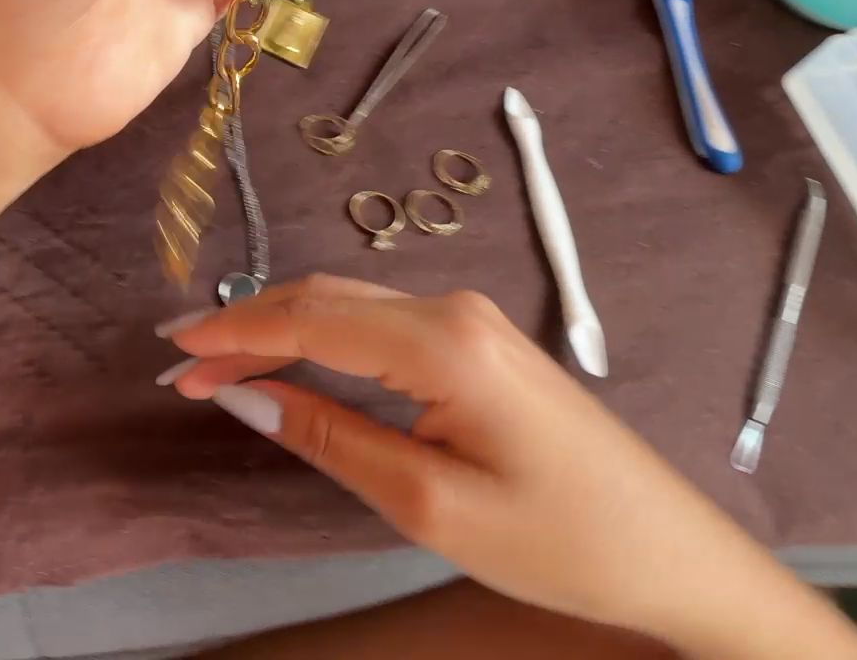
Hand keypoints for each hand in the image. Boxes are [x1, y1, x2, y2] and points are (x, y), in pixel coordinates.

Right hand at [158, 277, 856, 657]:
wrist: (683, 556)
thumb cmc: (560, 542)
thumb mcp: (428, 505)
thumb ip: (327, 437)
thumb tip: (243, 394)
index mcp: (440, 344)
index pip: (307, 318)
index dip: (232, 332)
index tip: (174, 353)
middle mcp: (447, 308)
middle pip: (318, 299)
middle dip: (243, 326)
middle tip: (183, 362)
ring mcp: (463, 317)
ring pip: (340, 304)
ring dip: (274, 328)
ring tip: (216, 361)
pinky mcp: (470, 337)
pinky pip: (369, 321)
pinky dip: (314, 335)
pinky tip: (285, 357)